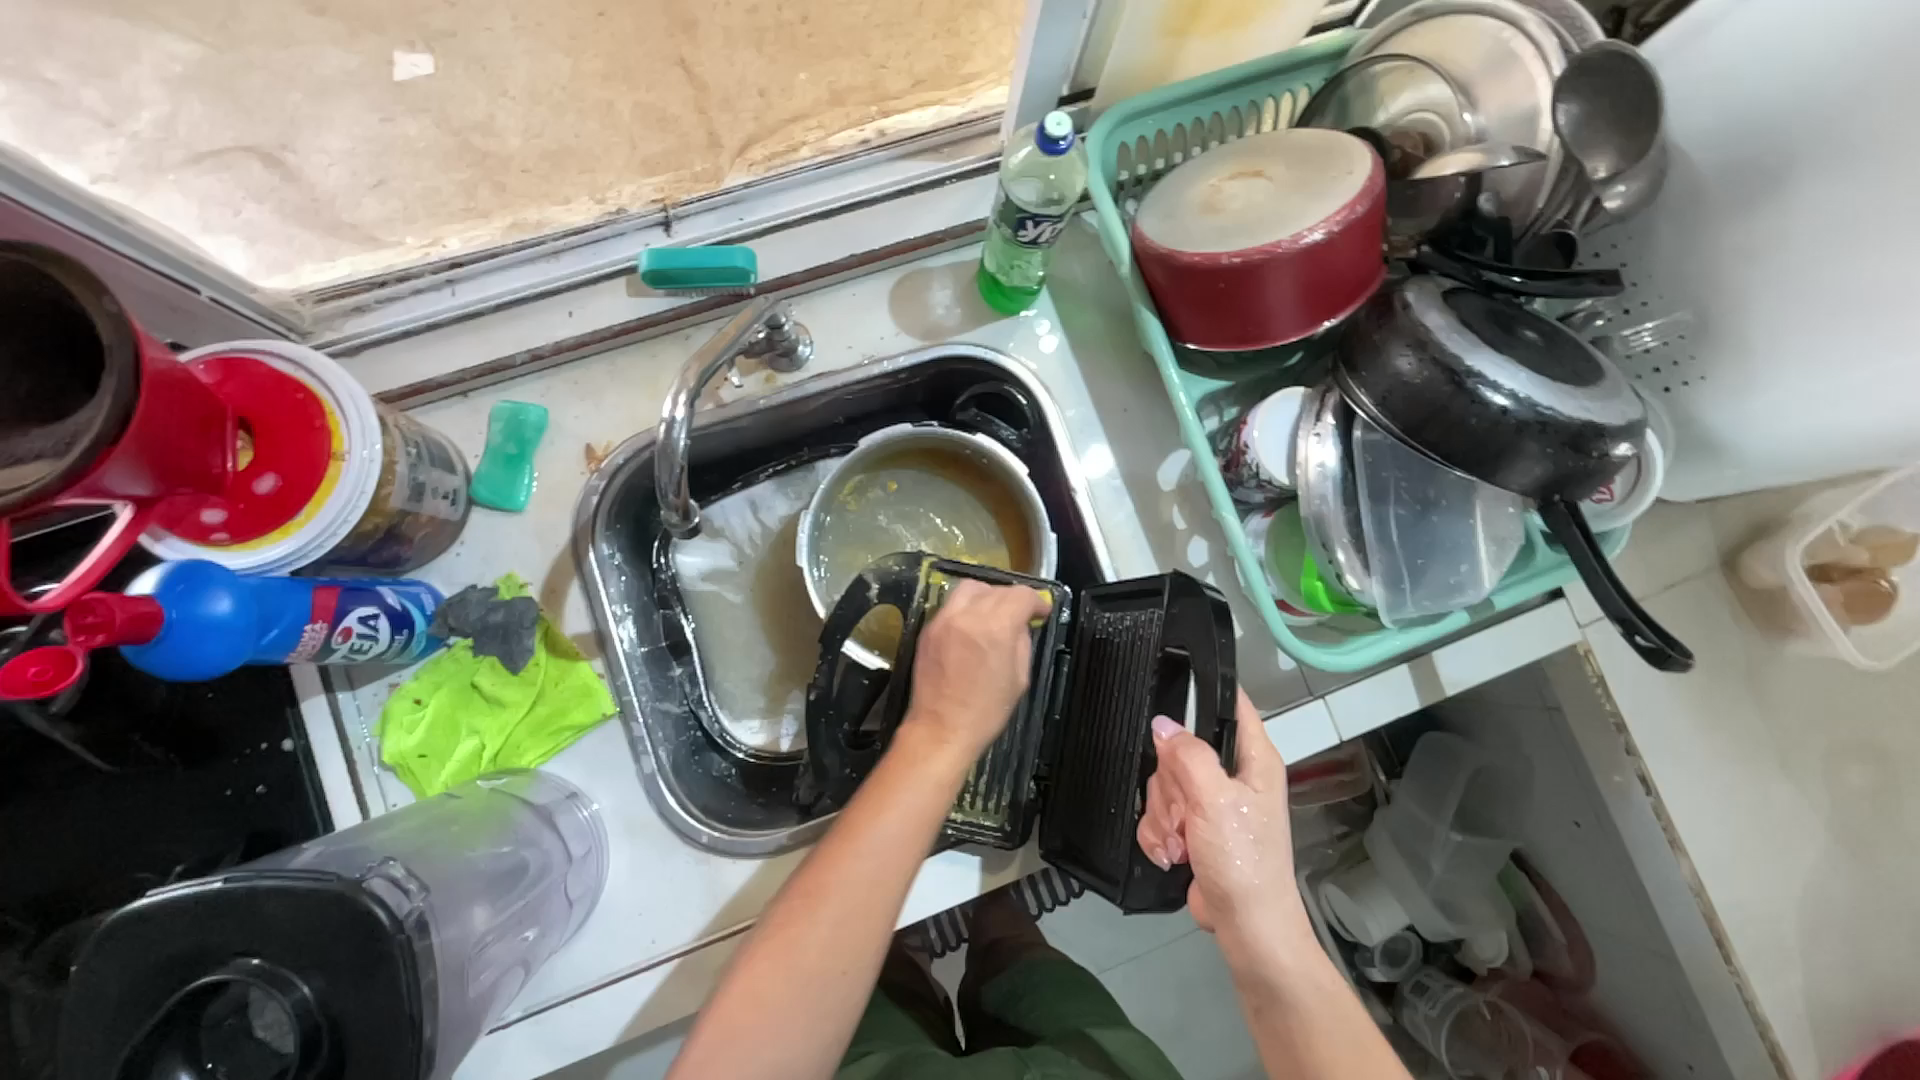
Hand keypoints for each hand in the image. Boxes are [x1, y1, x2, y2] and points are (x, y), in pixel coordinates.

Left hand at [899, 580, 1050, 764]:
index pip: (1021, 596)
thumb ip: (1022, 643)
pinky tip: (972, 626)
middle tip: (1021, 614)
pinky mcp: (928, 629)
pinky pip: (951, 605)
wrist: (941, 729)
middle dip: (1013, 598)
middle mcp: (968, 616)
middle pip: (996, 589)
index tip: (1042, 613)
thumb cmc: (986, 711)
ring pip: (969, 588)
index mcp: (996, 628)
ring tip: (995, 613)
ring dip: (987, 595)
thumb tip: (1021, 625)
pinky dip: (966, 608)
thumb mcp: (1019, 679)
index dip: (1037, 601)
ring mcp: (943, 620)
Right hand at [1137, 689, 1307, 948]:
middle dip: (1171, 784)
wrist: (1246, 926)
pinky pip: (1157, 813)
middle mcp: (1231, 775)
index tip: (1176, 677)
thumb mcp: (1216, 801)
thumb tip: (1162, 725)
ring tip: (1184, 841)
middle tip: (1187, 809)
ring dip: (1163, 816)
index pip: (1233, 704)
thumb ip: (1188, 756)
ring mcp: (1209, 802)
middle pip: (1178, 748)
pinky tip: (1173, 854)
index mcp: (1253, 759)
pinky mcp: (1190, 828)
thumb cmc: (1245, 861)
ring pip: (1162, 783)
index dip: (1208, 689)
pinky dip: (1159, 835)